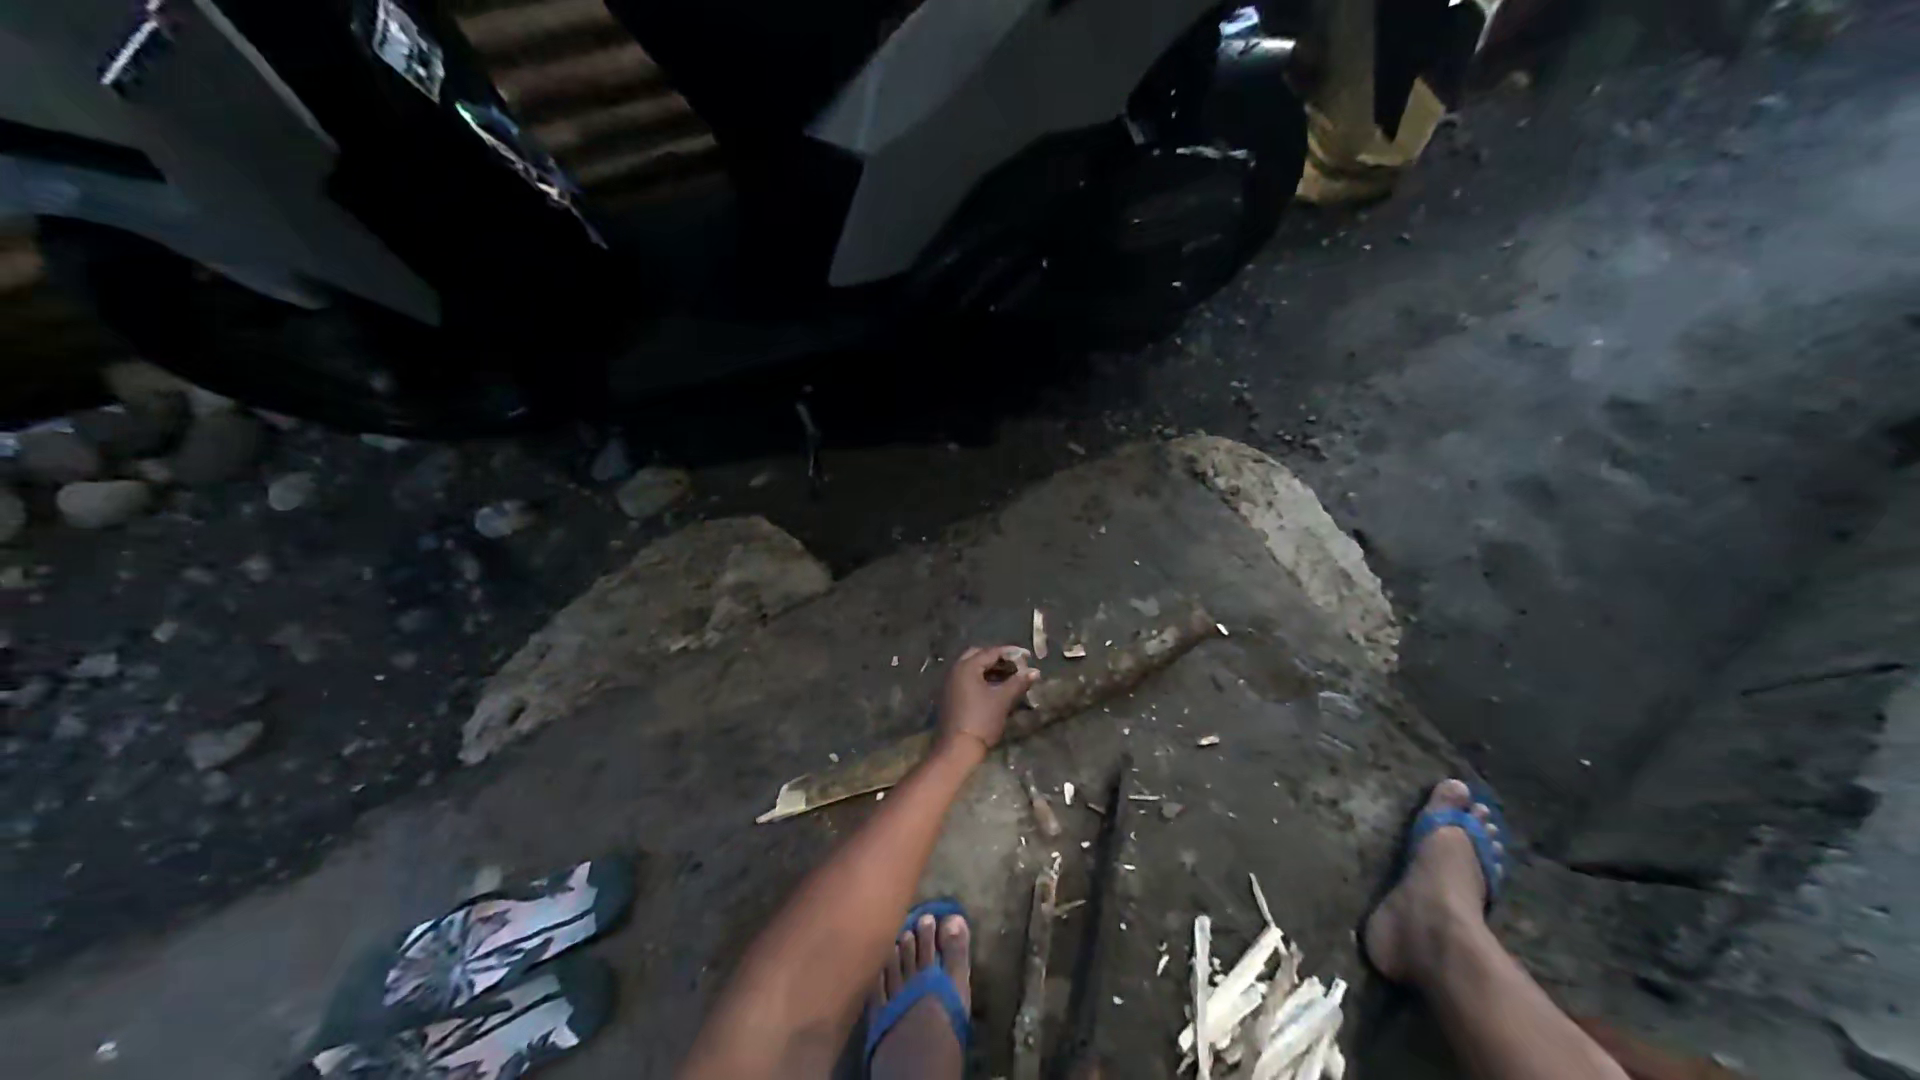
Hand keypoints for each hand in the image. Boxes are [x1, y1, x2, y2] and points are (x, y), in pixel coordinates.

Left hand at [936, 645, 1039, 759]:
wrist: (958, 749)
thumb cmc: (982, 720)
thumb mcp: (1003, 699)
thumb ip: (1019, 682)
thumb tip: (1035, 671)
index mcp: (966, 667)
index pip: (991, 652)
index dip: (1011, 653)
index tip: (1028, 656)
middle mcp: (955, 670)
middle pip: (978, 656)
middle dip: (998, 659)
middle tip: (1016, 665)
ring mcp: (950, 684)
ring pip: (972, 668)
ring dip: (991, 669)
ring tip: (1010, 677)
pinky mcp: (951, 696)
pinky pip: (968, 679)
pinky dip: (982, 679)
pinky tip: (997, 688)